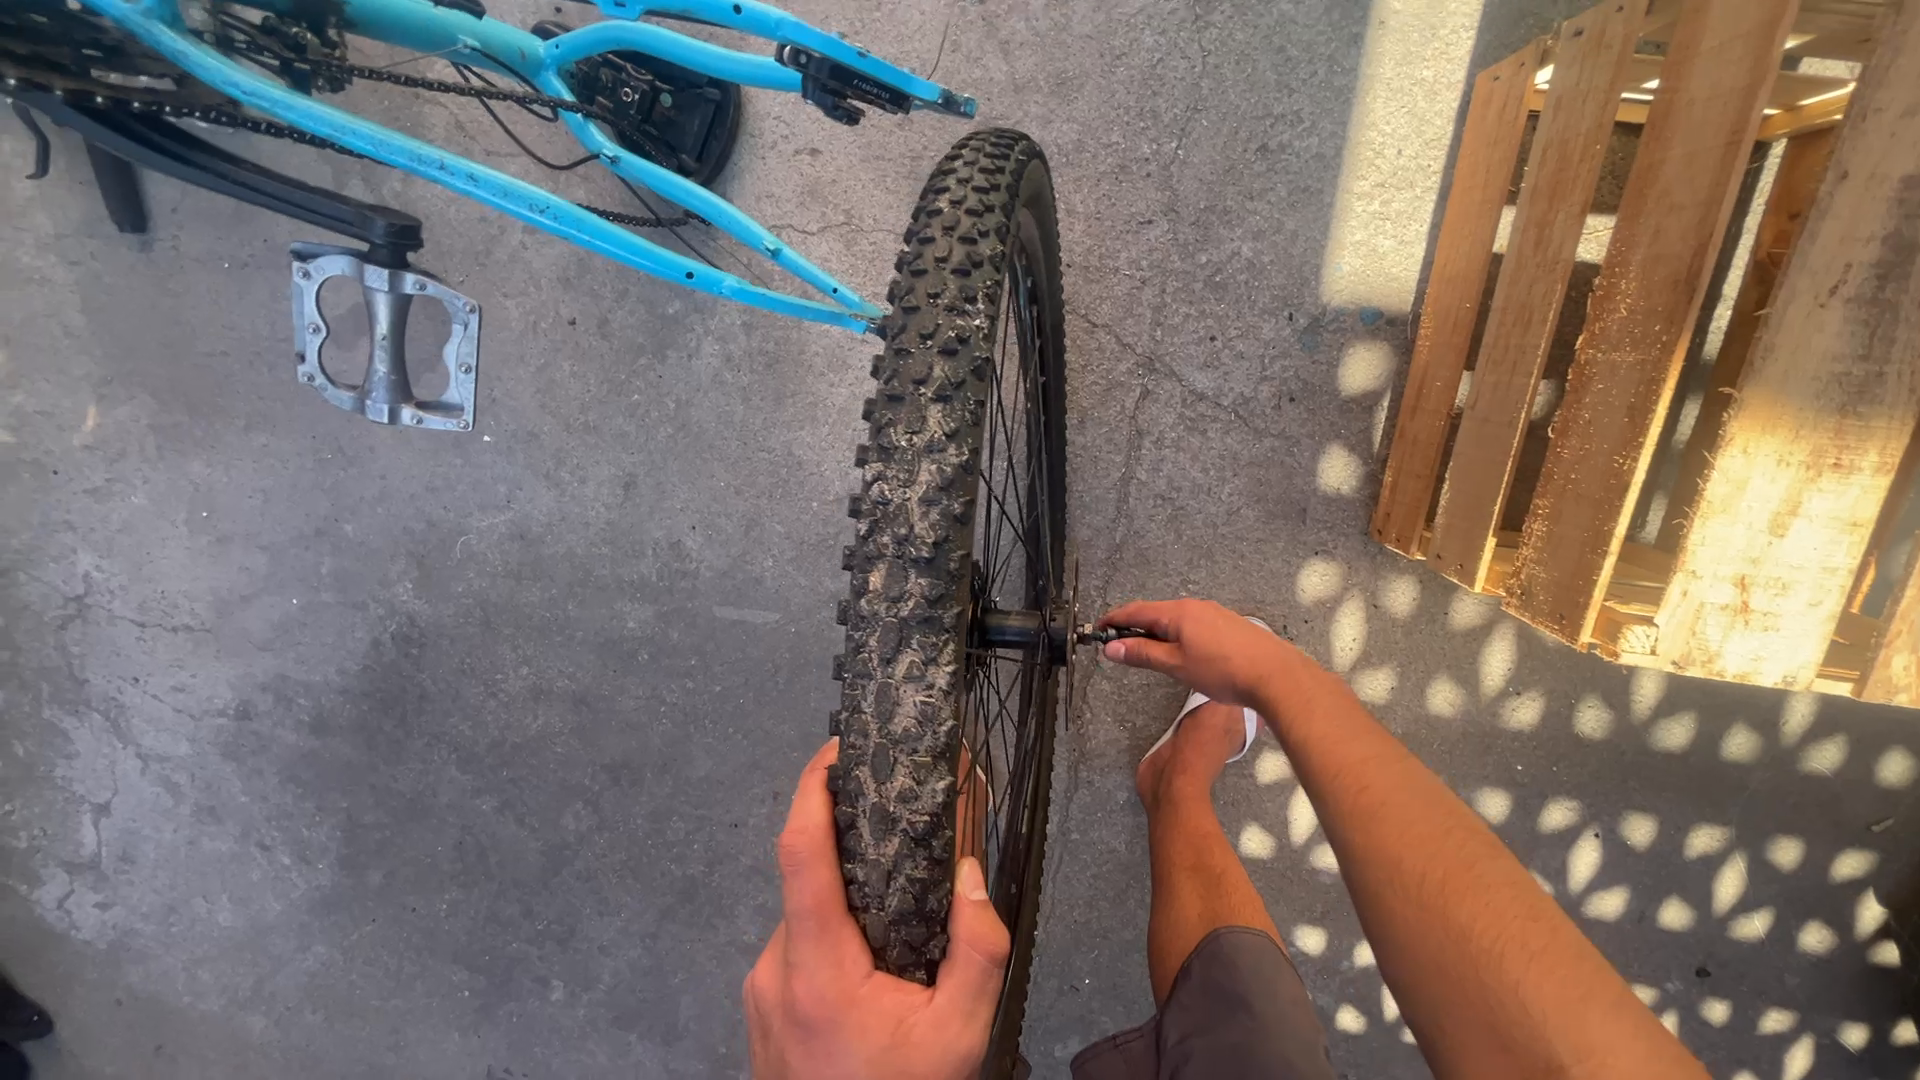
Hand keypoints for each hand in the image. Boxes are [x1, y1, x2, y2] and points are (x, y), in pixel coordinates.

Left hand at [744, 738, 1010, 1079]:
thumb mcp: (959, 1038)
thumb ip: (977, 952)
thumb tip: (969, 872)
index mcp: (815, 967)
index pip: (800, 851)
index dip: (811, 789)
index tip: (836, 750)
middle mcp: (775, 966)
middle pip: (807, 878)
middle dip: (850, 847)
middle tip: (902, 832)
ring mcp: (761, 987)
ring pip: (806, 913)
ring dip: (847, 899)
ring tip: (900, 915)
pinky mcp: (762, 1006)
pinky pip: (799, 943)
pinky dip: (834, 930)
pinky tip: (873, 960)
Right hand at [1099, 598, 1300, 706]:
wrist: (1276, 675)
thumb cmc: (1224, 670)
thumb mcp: (1175, 665)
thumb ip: (1142, 654)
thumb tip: (1111, 647)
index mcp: (1177, 612)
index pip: (1135, 611)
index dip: (1113, 619)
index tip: (1098, 630)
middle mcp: (1194, 606)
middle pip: (1154, 612)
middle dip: (1133, 627)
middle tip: (1119, 646)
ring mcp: (1213, 614)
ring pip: (1174, 619)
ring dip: (1156, 632)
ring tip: (1147, 653)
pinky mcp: (1228, 625)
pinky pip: (1192, 624)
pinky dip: (1176, 634)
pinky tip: (1180, 653)